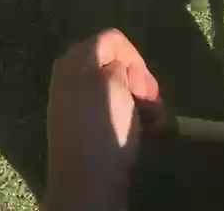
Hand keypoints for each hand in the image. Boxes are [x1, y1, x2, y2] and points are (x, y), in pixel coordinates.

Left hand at [43, 30, 164, 210]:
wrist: (86, 184)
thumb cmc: (105, 128)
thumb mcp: (116, 86)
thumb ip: (118, 64)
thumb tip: (118, 67)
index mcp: (76, 59)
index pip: (112, 39)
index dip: (135, 59)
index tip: (145, 87)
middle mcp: (70, 75)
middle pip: (113, 64)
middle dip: (138, 82)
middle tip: (152, 104)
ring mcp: (72, 101)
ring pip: (114, 90)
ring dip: (138, 103)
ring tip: (154, 124)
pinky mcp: (79, 126)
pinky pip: (106, 109)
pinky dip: (125, 116)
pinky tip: (142, 133)